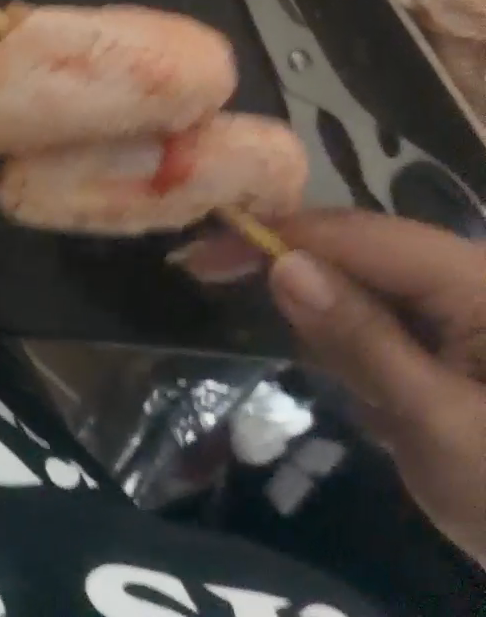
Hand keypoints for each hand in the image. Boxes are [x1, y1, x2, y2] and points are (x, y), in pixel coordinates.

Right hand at [177, 211, 485, 565]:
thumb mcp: (436, 422)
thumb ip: (359, 338)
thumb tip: (281, 264)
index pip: (365, 236)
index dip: (276, 235)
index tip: (199, 257)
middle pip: (370, 247)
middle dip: (293, 263)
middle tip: (208, 277)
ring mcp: (485, 314)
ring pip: (377, 277)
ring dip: (326, 305)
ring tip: (323, 366)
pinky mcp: (480, 342)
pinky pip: (398, 309)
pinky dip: (359, 331)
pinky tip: (363, 379)